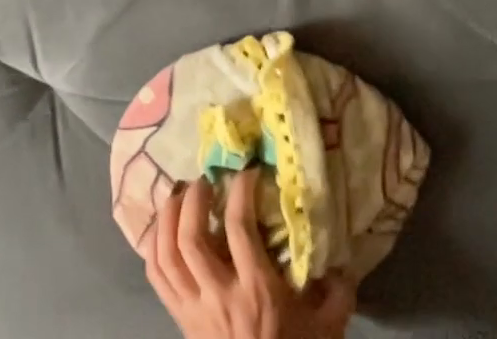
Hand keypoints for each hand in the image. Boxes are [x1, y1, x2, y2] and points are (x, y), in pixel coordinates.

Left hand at [141, 167, 357, 338]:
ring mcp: (194, 307)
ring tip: (178, 193)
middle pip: (192, 237)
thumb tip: (342, 258)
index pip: (240, 230)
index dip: (240, 193)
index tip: (246, 172)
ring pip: (167, 252)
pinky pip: (155, 274)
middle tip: (203, 180)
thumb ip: (337, 291)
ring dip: (168, 216)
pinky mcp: (178, 317)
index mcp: (257, 291)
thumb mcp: (327, 327)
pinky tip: (161, 227)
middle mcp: (219, 295)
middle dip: (194, 200)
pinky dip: (153, 244)